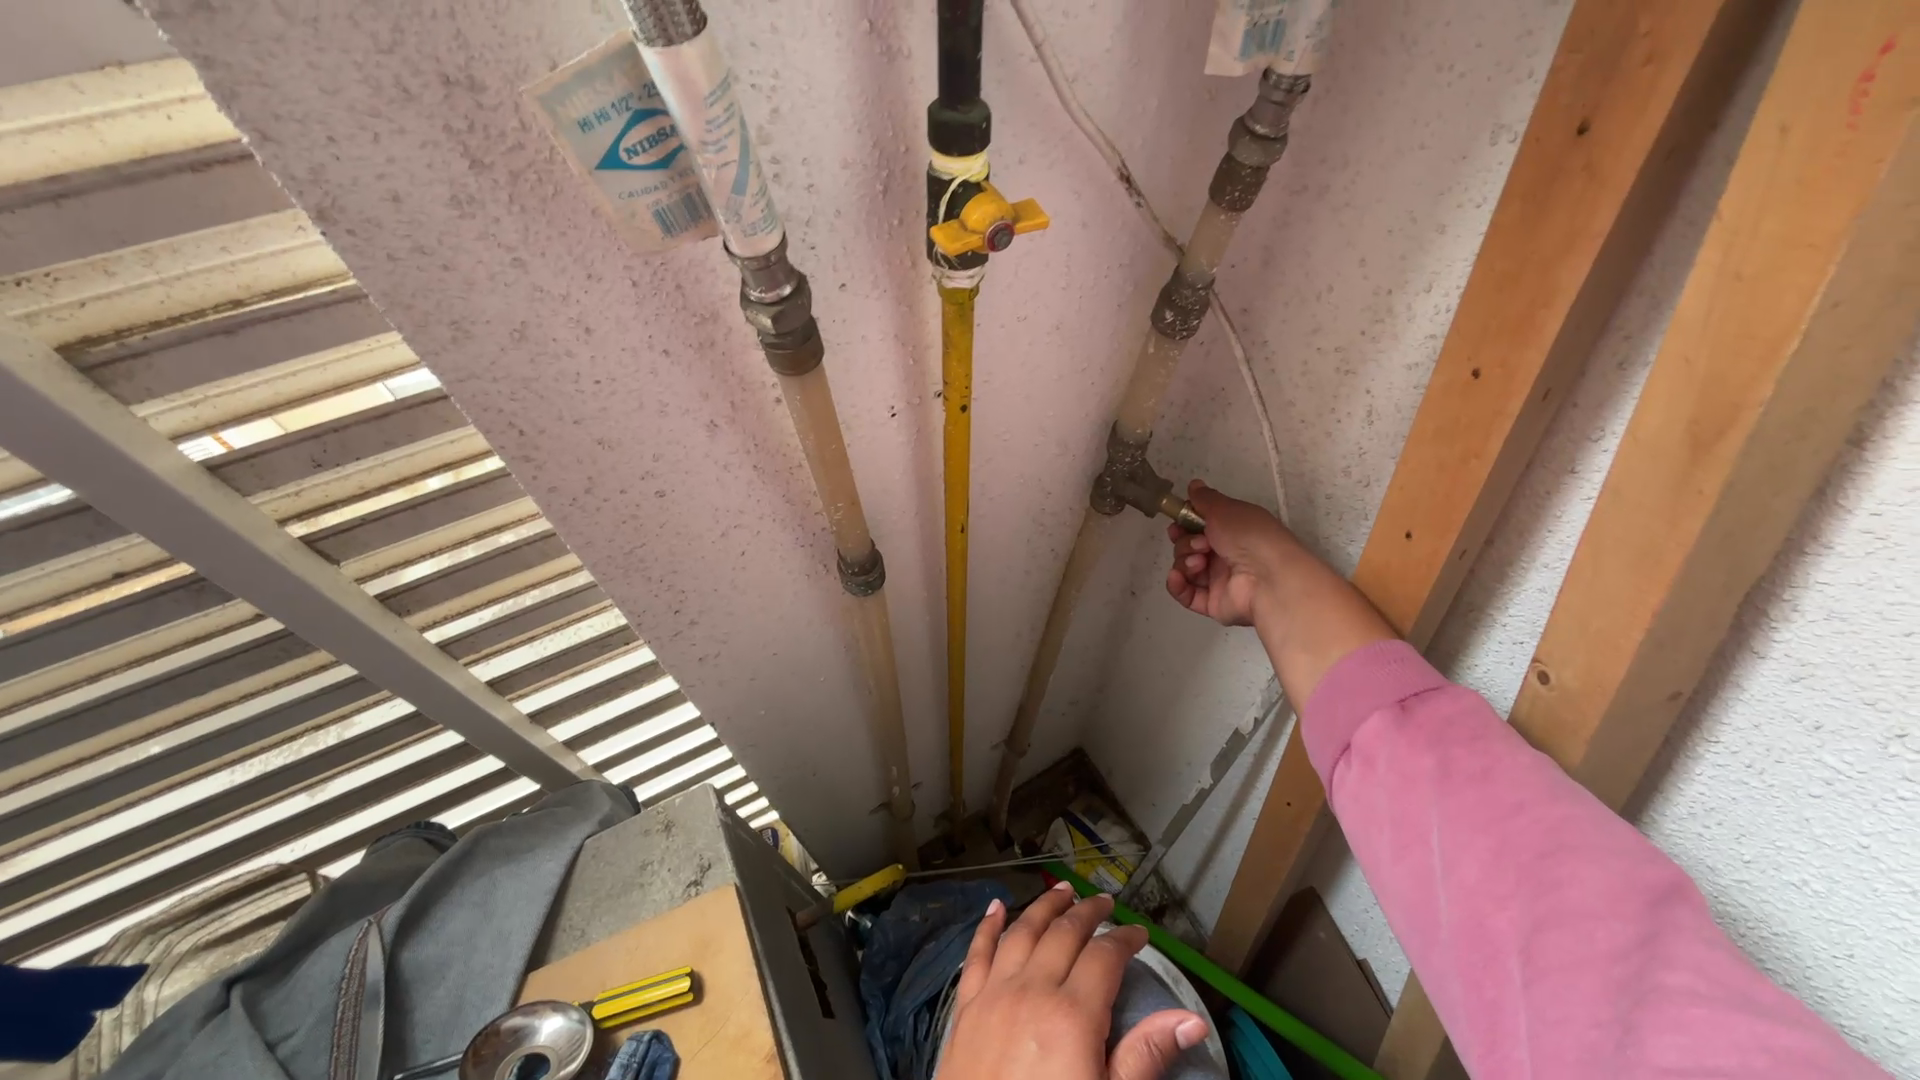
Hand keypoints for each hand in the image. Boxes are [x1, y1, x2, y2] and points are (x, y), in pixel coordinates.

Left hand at [934, 882, 1208, 1079]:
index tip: (1140, 934)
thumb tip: (1191, 1019)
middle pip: (1064, 935)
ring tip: (1062, 890)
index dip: (1125, 940)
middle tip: (1105, 902)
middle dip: (1087, 913)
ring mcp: (995, 995)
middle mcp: (1033, 991)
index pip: (1105, 957)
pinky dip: (988, 926)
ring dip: (1044, 907)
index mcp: (1073, 1015)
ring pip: (1022, 933)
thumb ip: (1145, 1056)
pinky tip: (995, 907)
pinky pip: (978, 954)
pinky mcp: (967, 1007)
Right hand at [1166, 480, 1397, 705]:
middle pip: (1189, 547)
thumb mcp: (1225, 509)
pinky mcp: (1213, 603)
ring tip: (1200, 562)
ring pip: (1186, 568)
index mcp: (1232, 531)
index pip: (1199, 526)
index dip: (1185, 523)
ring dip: (1185, 561)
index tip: (1178, 521)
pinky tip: (1178, 576)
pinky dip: (1177, 585)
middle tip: (1199, 544)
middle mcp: (1225, 555)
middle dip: (1185, 542)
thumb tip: (1194, 484)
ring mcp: (1219, 580)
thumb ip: (1205, 499)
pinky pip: (1186, 594)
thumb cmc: (1249, 536)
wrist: (1267, 577)